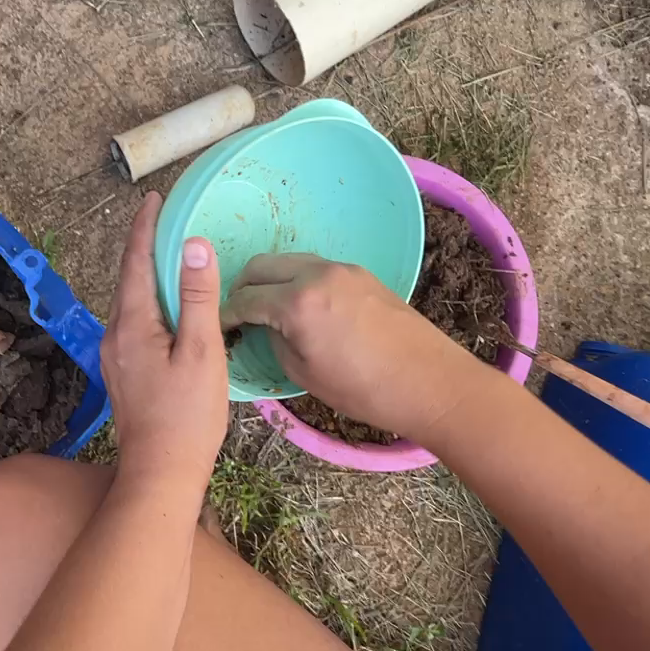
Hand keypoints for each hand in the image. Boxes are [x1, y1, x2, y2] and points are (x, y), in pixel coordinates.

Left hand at [99, 192, 227, 490]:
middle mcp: (114, 335)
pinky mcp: (122, 373)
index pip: (135, 261)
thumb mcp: (201, 352)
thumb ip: (198, 297)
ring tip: (170, 258)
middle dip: (144, 247)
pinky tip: (168, 309)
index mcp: (131, 324)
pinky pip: (134, 324)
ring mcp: (114, 356)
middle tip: (165, 220)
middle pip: (129, 280)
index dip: (144, 227)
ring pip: (130, 303)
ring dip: (147, 277)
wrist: (159, 473)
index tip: (153, 198)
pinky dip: (150, 304)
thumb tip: (193, 246)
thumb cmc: (187, 416)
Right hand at [220, 254, 485, 438]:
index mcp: (297, 302)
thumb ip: (275, 340)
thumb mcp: (303, 373)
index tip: (218, 326)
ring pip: (287, 261)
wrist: (431, 383)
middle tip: (236, 313)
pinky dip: (294, 279)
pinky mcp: (360, 274)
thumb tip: (266, 326)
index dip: (225, 314)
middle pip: (260, 266)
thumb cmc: (363, 389)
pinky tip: (297, 304)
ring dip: (268, 279)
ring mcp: (342, 269)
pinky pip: (314, 267)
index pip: (244, 298)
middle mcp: (316, 274)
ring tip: (264, 307)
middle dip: (241, 287)